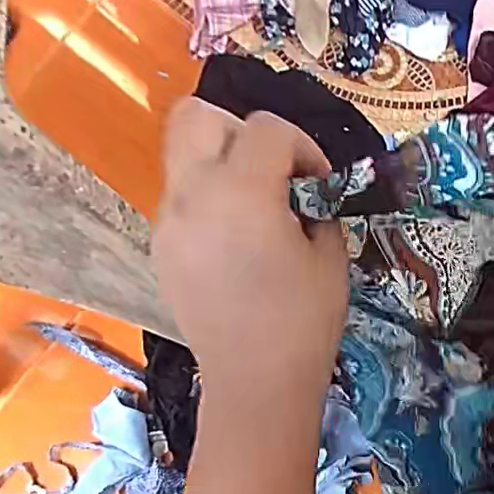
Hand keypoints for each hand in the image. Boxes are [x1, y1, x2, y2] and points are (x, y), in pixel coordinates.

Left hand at [153, 98, 348, 404]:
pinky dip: (213, 202)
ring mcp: (169, 217)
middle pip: (200, 116)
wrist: (257, 378)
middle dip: (245, 134)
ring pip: (184, 154)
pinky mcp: (162, 244)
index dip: (304, 147)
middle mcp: (193, 191)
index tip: (321, 183)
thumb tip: (305, 199)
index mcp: (243, 192)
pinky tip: (242, 246)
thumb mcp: (331, 261)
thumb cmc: (306, 322)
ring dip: (225, 165)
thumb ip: (317, 213)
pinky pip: (184, 198)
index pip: (267, 129)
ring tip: (261, 212)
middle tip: (278, 175)